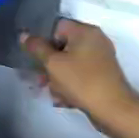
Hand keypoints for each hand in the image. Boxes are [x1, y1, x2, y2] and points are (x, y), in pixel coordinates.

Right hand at [22, 19, 138, 120]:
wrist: (114, 110)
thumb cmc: (82, 81)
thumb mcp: (53, 63)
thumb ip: (36, 48)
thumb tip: (24, 35)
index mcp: (85, 31)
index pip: (56, 27)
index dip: (43, 41)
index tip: (35, 57)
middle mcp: (95, 40)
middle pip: (62, 46)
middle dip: (48, 63)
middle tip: (39, 78)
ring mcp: (100, 58)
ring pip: (70, 62)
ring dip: (57, 76)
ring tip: (50, 91)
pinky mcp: (102, 75)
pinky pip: (80, 74)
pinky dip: (70, 83)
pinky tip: (62, 98)